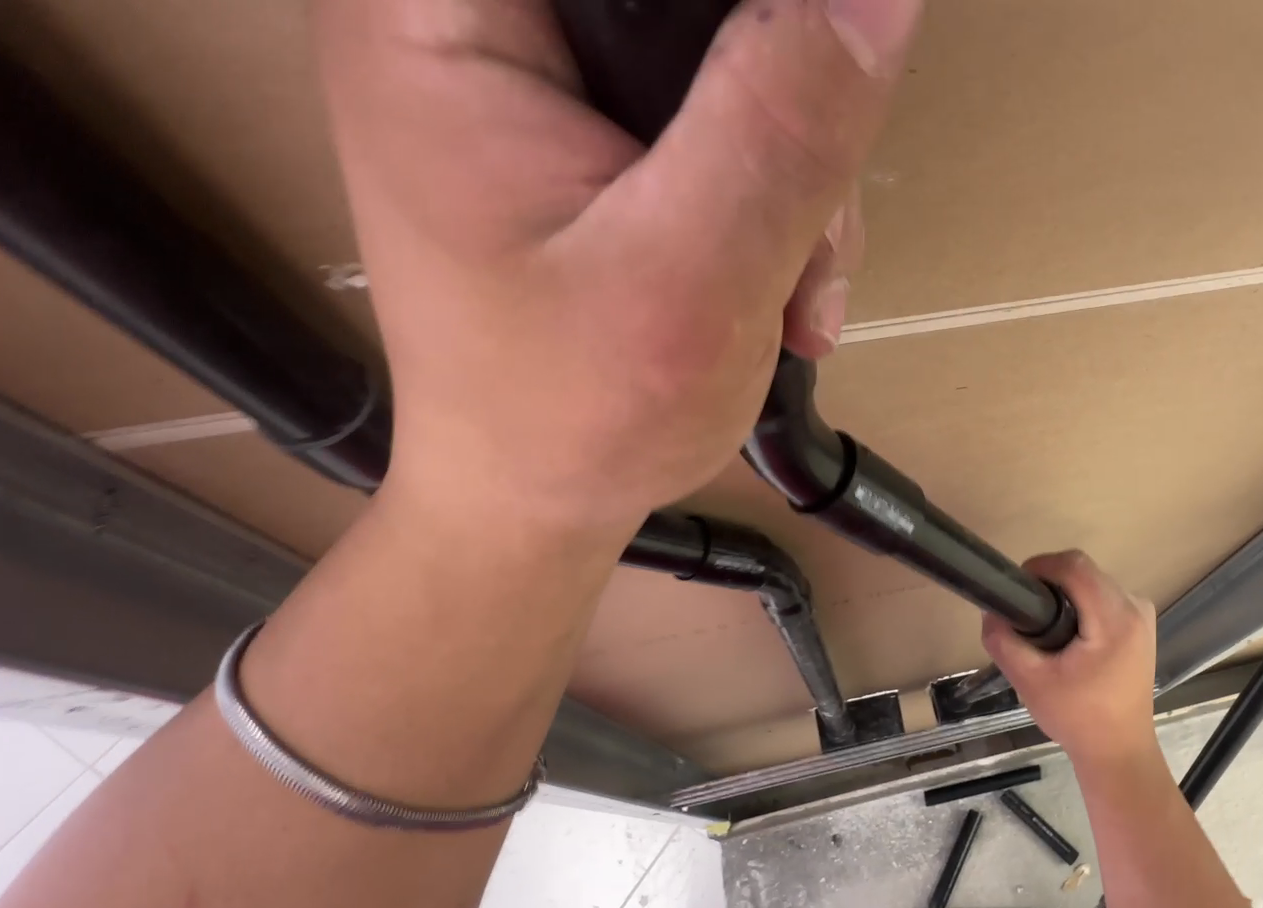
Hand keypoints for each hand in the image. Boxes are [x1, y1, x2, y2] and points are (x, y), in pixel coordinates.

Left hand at [313, 0, 918, 533]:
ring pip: (722, 61)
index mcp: (450, 15)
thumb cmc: (577, 417)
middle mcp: (482, 22)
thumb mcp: (690, 278)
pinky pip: (716, 122)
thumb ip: (782, 130)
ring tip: (793, 291)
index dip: (750, 16)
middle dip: (789, 106)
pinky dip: (769, 199)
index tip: (811, 97)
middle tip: (812, 229)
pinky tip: (777, 284)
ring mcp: (537, 83)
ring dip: (793, 172)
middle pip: (693, 8)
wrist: (537, 503)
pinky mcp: (584, 139)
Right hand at [981, 552, 1159, 769]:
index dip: (1040, 567)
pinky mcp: (1140, 625)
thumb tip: (991, 610)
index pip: (1075, 565)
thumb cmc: (1077, 718)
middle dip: (1050, 584)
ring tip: (1043, 630)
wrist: (1118, 750)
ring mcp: (1142, 615)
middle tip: (1025, 616)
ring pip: (1093, 582)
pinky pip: (1103, 597)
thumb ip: (1004, 641)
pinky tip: (1066, 637)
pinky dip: (1080, 606)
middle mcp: (1135, 608)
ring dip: (1065, 595)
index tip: (1018, 591)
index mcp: (1115, 619)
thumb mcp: (1030, 682)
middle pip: (1084, 572)